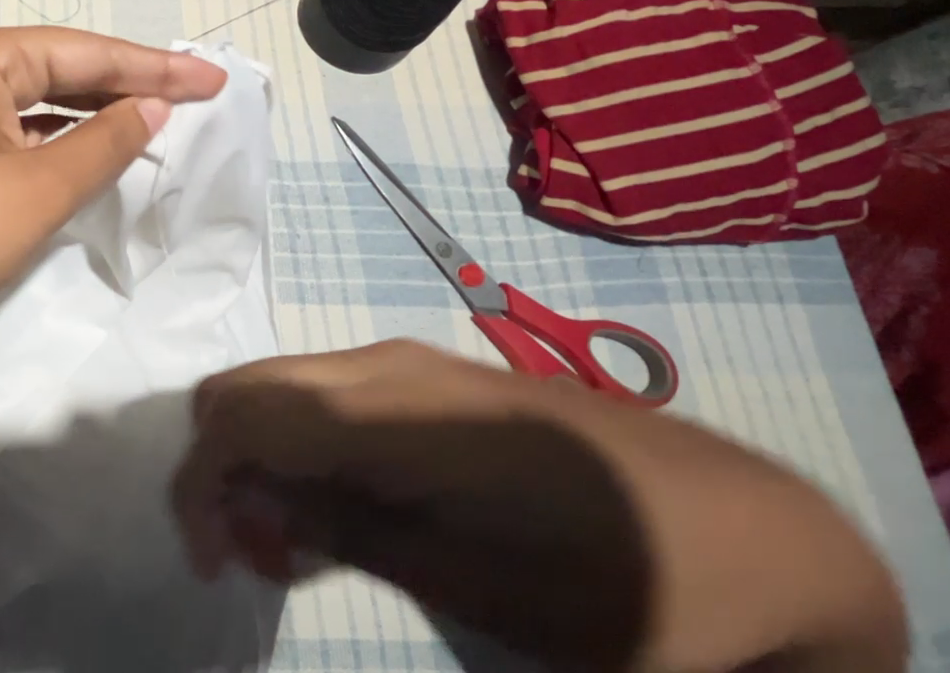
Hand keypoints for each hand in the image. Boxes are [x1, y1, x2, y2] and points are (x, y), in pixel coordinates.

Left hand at [0, 26, 225, 358]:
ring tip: (157, 117)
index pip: (88, 52)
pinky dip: (57, 137)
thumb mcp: (39, 190)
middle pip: (62, 67)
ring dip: (94, 111)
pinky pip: (13, 128)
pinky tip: (92, 148)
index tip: (214, 78)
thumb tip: (152, 108)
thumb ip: (104, 143)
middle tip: (196, 94)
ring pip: (37, 99)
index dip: (156, 67)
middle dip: (128, 83)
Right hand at [172, 342, 906, 672]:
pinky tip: (331, 510)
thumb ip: (343, 529)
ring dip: (254, 462)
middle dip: (220, 471)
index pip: (240, 417)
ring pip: (274, 391)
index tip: (213, 563)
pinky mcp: (420, 382)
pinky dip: (293, 451)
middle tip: (253, 554)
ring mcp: (401, 366)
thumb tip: (247, 505)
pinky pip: (319, 400)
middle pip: (242, 391)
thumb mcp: (474, 583)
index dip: (201, 485)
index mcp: (388, 409)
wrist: (748, 530)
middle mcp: (379, 364)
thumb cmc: (617, 579)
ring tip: (291, 546)